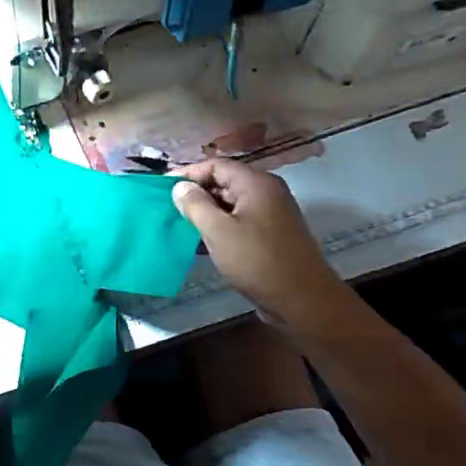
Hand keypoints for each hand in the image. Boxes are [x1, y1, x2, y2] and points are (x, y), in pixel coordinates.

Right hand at [171, 159, 358, 331]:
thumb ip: (196, 205)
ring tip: (181, 228)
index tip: (163, 189)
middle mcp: (267, 192)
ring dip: (207, 215)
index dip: (189, 174)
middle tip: (170, 210)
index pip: (217, 165)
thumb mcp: (219, 232)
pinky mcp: (272, 236)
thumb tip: (180, 187)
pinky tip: (202, 246)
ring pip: (232, 205)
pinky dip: (221, 229)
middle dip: (197, 195)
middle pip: (226, 182)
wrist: (301, 299)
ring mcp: (272, 215)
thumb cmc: (257, 262)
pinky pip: (241, 223)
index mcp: (257, 183)